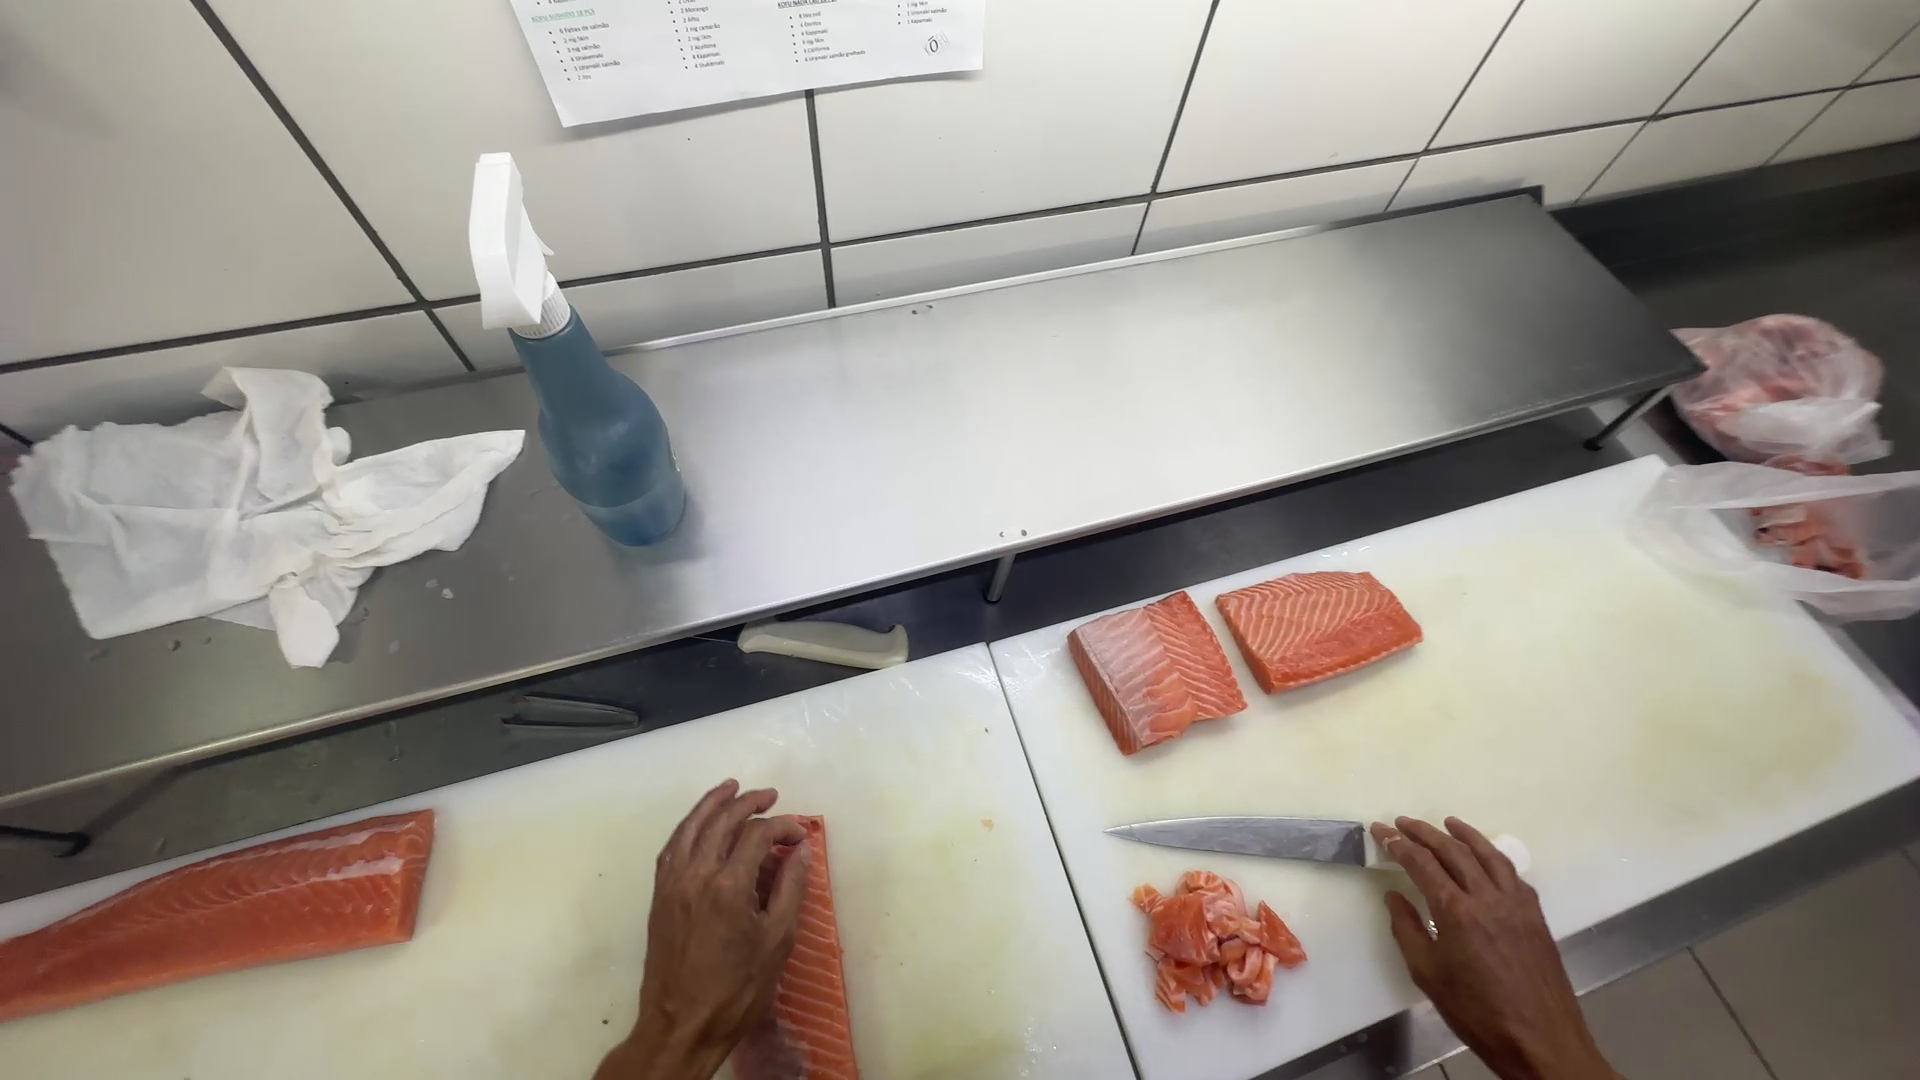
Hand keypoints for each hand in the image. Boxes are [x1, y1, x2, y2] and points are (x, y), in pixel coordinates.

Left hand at [596, 780, 809, 1079]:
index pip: (758, 835)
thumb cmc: (736, 989)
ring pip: (691, 827)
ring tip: (731, 788)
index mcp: (729, 885)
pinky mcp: (660, 896)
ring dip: (712, 803)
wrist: (681, 1027)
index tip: (801, 835)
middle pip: (722, 821)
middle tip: (771, 796)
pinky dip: (687, 826)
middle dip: (749, 802)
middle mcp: (696, 874)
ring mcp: (673, 884)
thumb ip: (791, 888)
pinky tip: (699, 822)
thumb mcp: (777, 940)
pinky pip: (672, 847)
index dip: (783, 827)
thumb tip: (801, 850)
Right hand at [1370, 817, 1620, 1079]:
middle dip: (1424, 832)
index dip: (1398, 843)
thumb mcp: (1427, 973)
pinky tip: (1486, 859)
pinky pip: (1513, 876)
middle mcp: (1487, 899)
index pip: (1421, 863)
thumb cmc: (1476, 1012)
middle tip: (1403, 822)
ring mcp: (1516, 906)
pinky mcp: (1536, 918)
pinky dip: (1494, 859)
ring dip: (1464, 835)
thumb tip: (1394, 896)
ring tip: (1447, 823)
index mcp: (1456, 911)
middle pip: (1453, 851)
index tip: (1381, 830)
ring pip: (1489, 856)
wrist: (1542, 1044)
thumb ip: (1407, 928)